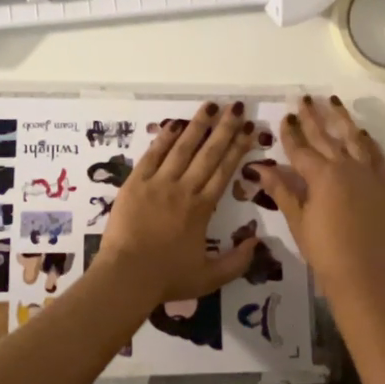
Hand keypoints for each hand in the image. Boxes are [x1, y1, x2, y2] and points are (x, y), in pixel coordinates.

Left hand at [97, 100, 260, 304]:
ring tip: (212, 105)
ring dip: (198, 125)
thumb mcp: (210, 278)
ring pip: (182, 148)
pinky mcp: (135, 183)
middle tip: (237, 107)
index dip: (238, 148)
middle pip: (209, 153)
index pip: (225, 171)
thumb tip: (258, 241)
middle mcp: (184, 189)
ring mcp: (158, 183)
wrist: (126, 276)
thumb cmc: (167, 278)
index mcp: (203, 209)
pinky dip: (164, 138)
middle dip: (225, 129)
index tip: (249, 130)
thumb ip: (237, 262)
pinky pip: (152, 155)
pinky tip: (175, 124)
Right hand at [252, 95, 384, 300]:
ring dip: (341, 119)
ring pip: (353, 139)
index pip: (300, 148)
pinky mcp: (381, 186)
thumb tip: (259, 167)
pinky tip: (363, 134)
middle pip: (325, 137)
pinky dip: (369, 143)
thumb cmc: (322, 249)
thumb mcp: (296, 219)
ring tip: (332, 102)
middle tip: (303, 99)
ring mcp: (366, 174)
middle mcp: (345, 167)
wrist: (360, 272)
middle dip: (312, 117)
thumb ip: (281, 189)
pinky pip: (377, 156)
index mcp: (321, 175)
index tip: (284, 117)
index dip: (290, 133)